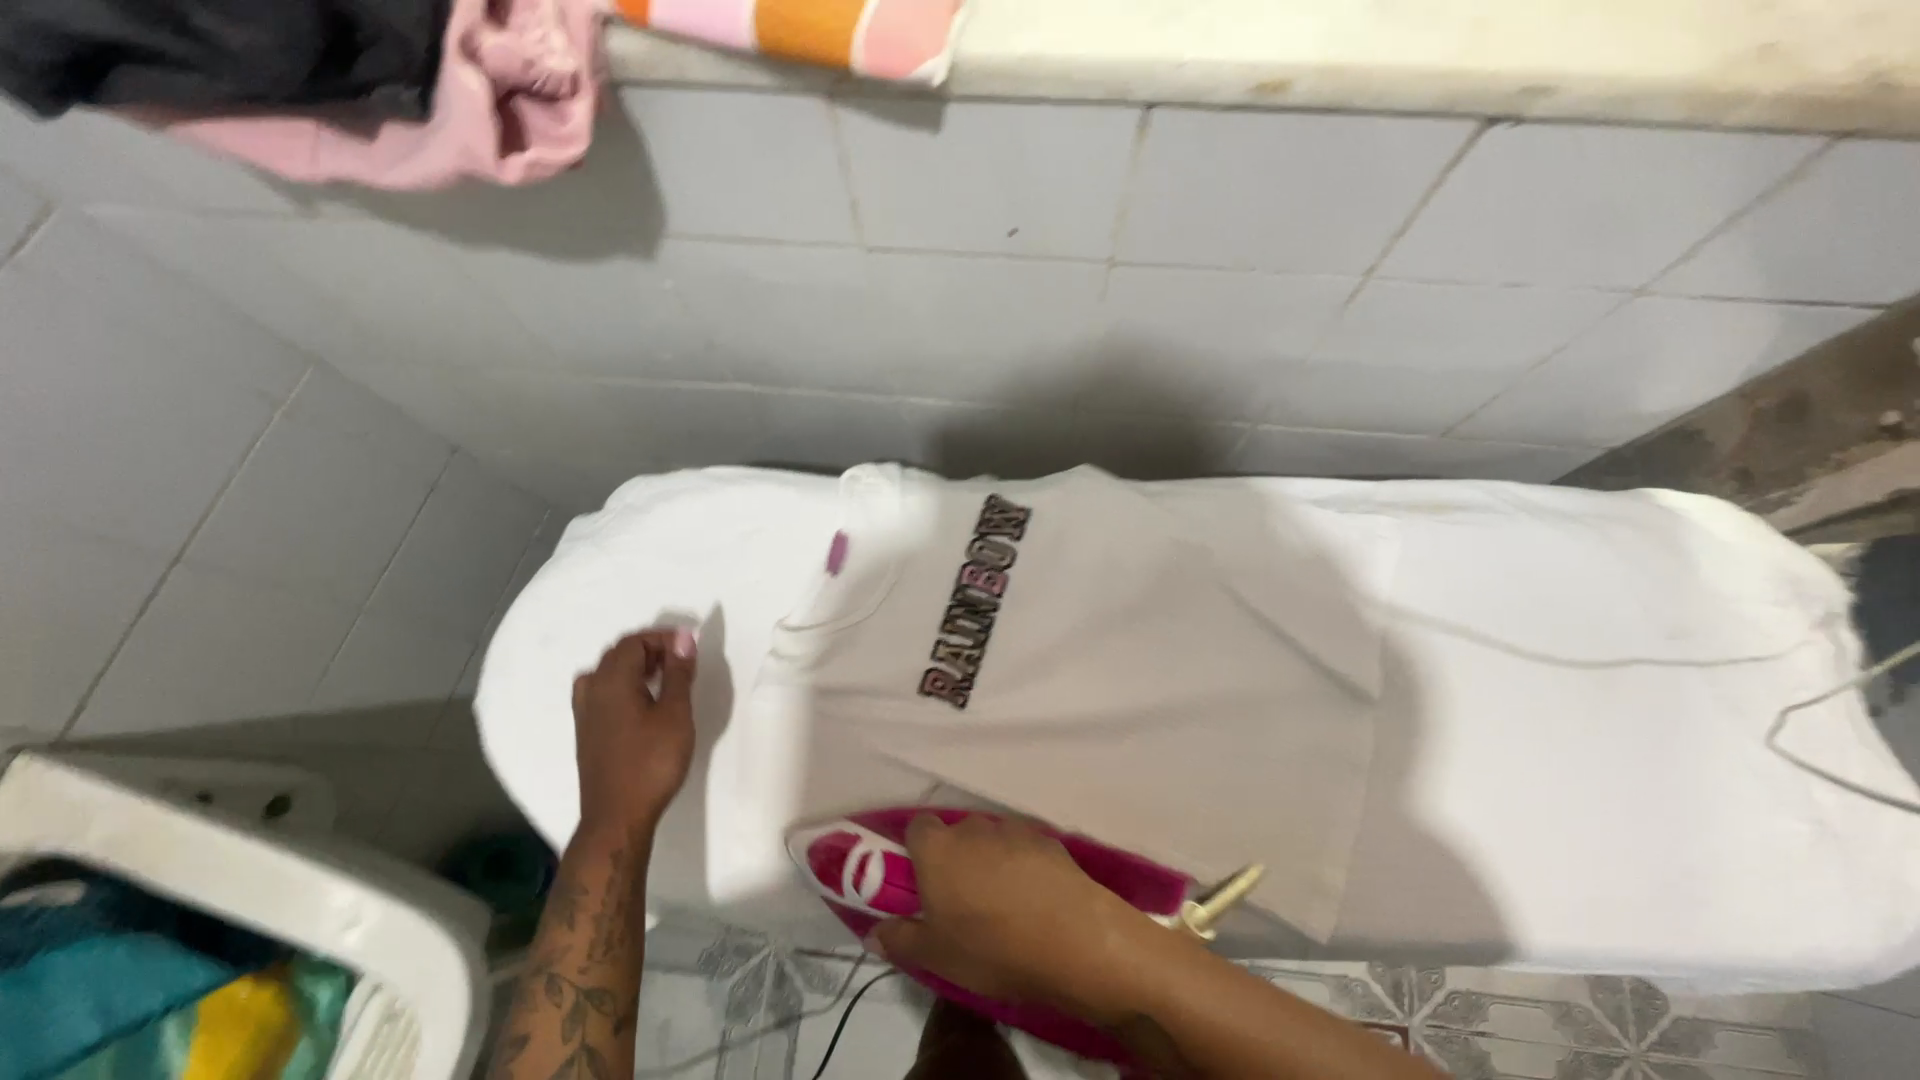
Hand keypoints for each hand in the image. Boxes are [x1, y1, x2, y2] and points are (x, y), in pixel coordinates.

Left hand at [571, 628, 697, 833]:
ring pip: (607, 673)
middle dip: (650, 650)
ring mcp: (584, 713)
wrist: (617, 815)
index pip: (633, 641)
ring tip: (664, 680)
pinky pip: (602, 693)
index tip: (690, 648)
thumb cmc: (652, 762)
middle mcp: (591, 690)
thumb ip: (678, 672)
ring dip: (636, 668)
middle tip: (682, 662)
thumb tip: (682, 638)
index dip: (662, 637)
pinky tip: (643, 705)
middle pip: (618, 654)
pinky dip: (624, 686)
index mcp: (611, 680)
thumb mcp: (675, 713)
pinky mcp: (586, 732)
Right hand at [869, 815, 1158, 1022]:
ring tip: (1002, 905)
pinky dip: (1024, 867)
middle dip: (956, 859)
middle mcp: (973, 829)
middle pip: (957, 834)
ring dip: (991, 862)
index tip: (923, 883)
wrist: (1073, 940)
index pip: (917, 828)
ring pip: (992, 841)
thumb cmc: (991, 948)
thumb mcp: (935, 956)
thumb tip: (874, 931)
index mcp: (937, 849)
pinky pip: (1025, 850)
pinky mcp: (1050, 841)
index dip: (917, 852)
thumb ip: (899, 939)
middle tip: (961, 901)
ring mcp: (1015, 831)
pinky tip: (1034, 901)